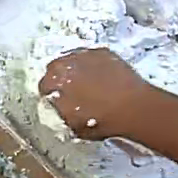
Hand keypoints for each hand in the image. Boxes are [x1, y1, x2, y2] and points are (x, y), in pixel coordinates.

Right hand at [39, 48, 160, 140]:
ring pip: (72, 58)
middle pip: (55, 67)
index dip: (47, 92)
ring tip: (83, 80)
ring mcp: (87, 55)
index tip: (52, 97)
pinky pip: (92, 56)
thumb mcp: (74, 125)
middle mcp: (68, 64)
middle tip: (67, 87)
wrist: (134, 107)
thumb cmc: (102, 120)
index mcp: (56, 83)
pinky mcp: (104, 53)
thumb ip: (61, 111)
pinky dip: (92, 64)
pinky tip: (99, 74)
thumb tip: (57, 104)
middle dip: (58, 76)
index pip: (44, 84)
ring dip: (74, 67)